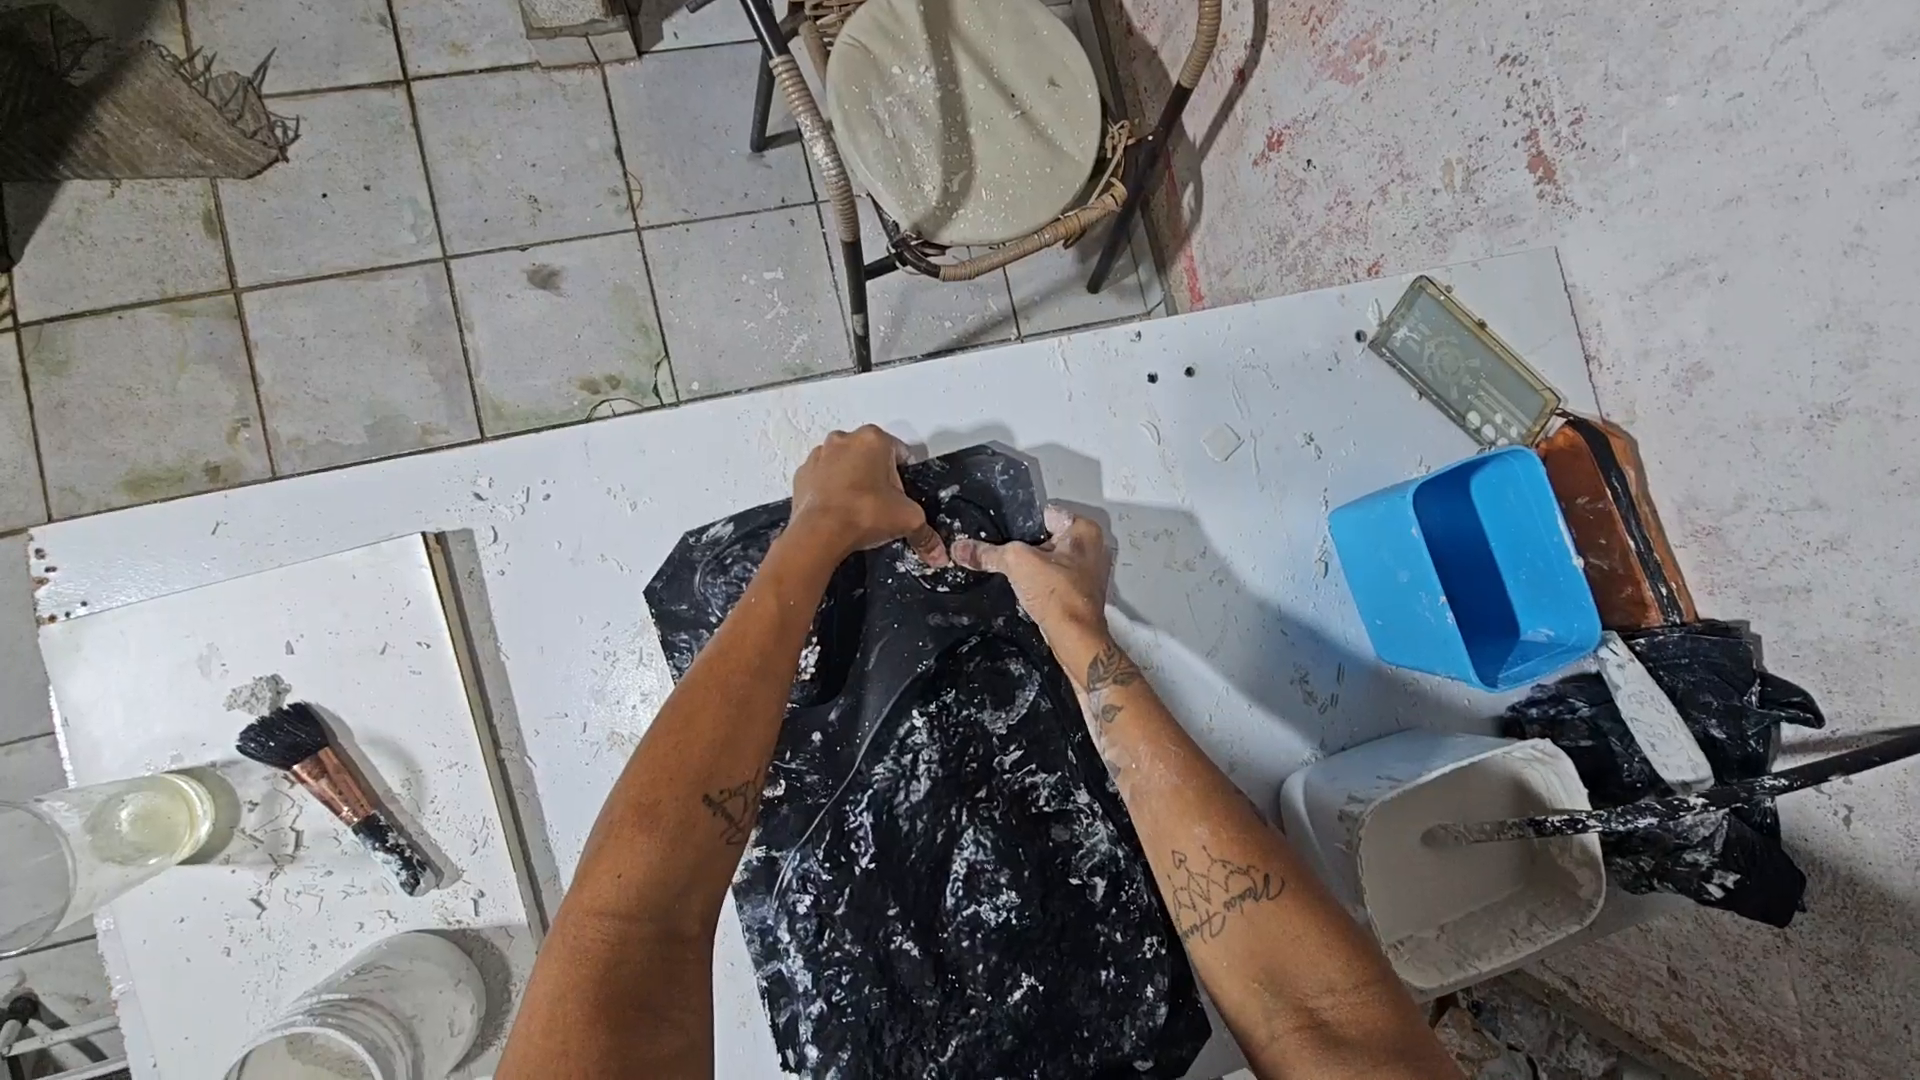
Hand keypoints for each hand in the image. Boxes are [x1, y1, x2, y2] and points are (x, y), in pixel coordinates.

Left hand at [787, 426, 948, 566]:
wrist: (820, 532)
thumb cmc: (864, 513)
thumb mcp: (907, 521)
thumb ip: (926, 534)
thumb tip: (938, 554)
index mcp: (874, 439)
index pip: (899, 452)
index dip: (903, 475)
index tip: (900, 495)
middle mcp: (844, 439)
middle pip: (869, 456)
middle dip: (876, 475)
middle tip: (881, 503)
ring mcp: (819, 455)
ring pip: (844, 464)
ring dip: (851, 480)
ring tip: (858, 509)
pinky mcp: (802, 474)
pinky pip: (822, 478)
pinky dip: (830, 490)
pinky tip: (838, 510)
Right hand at [952, 504, 1109, 640]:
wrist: (1075, 639)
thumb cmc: (1057, 595)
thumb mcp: (1016, 563)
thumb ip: (987, 553)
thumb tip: (959, 548)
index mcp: (1084, 529)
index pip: (1042, 514)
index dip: (1018, 524)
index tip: (999, 535)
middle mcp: (1092, 547)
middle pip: (1044, 537)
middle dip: (1023, 547)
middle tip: (1003, 555)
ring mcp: (1088, 571)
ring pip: (1048, 560)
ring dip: (1031, 567)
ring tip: (1012, 574)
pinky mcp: (1081, 593)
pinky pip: (1052, 579)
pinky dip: (1039, 584)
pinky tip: (1026, 591)